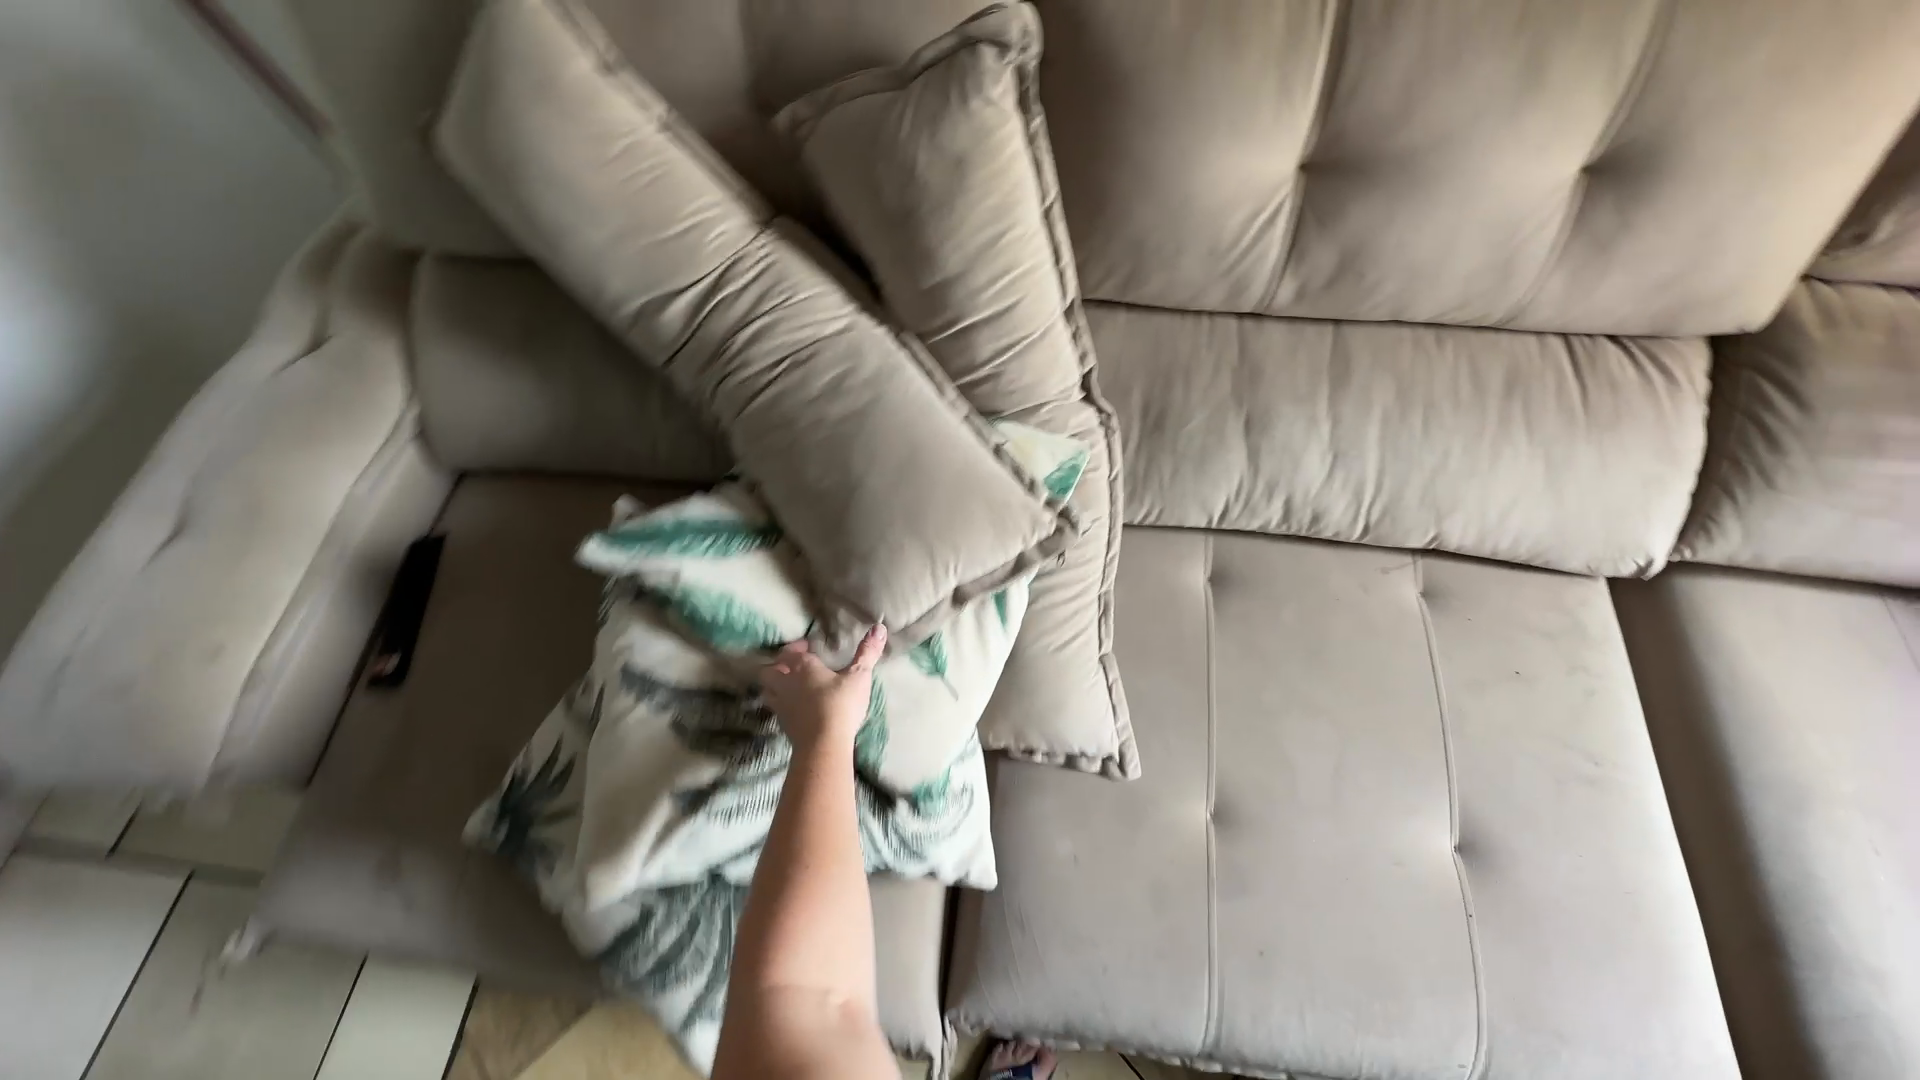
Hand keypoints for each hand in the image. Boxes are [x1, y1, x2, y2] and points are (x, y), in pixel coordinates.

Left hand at [759, 624, 886, 754]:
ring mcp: (782, 705)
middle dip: (777, 666)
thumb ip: (867, 653)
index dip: (797, 648)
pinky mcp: (783, 725)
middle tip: (792, 667)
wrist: (824, 743)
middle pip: (769, 670)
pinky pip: (775, 709)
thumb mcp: (859, 676)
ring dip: (774, 686)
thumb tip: (879, 627)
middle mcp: (786, 683)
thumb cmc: (841, 704)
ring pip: (767, 690)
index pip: (791, 652)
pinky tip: (794, 709)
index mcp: (803, 667)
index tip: (807, 647)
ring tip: (788, 687)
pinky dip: (781, 705)